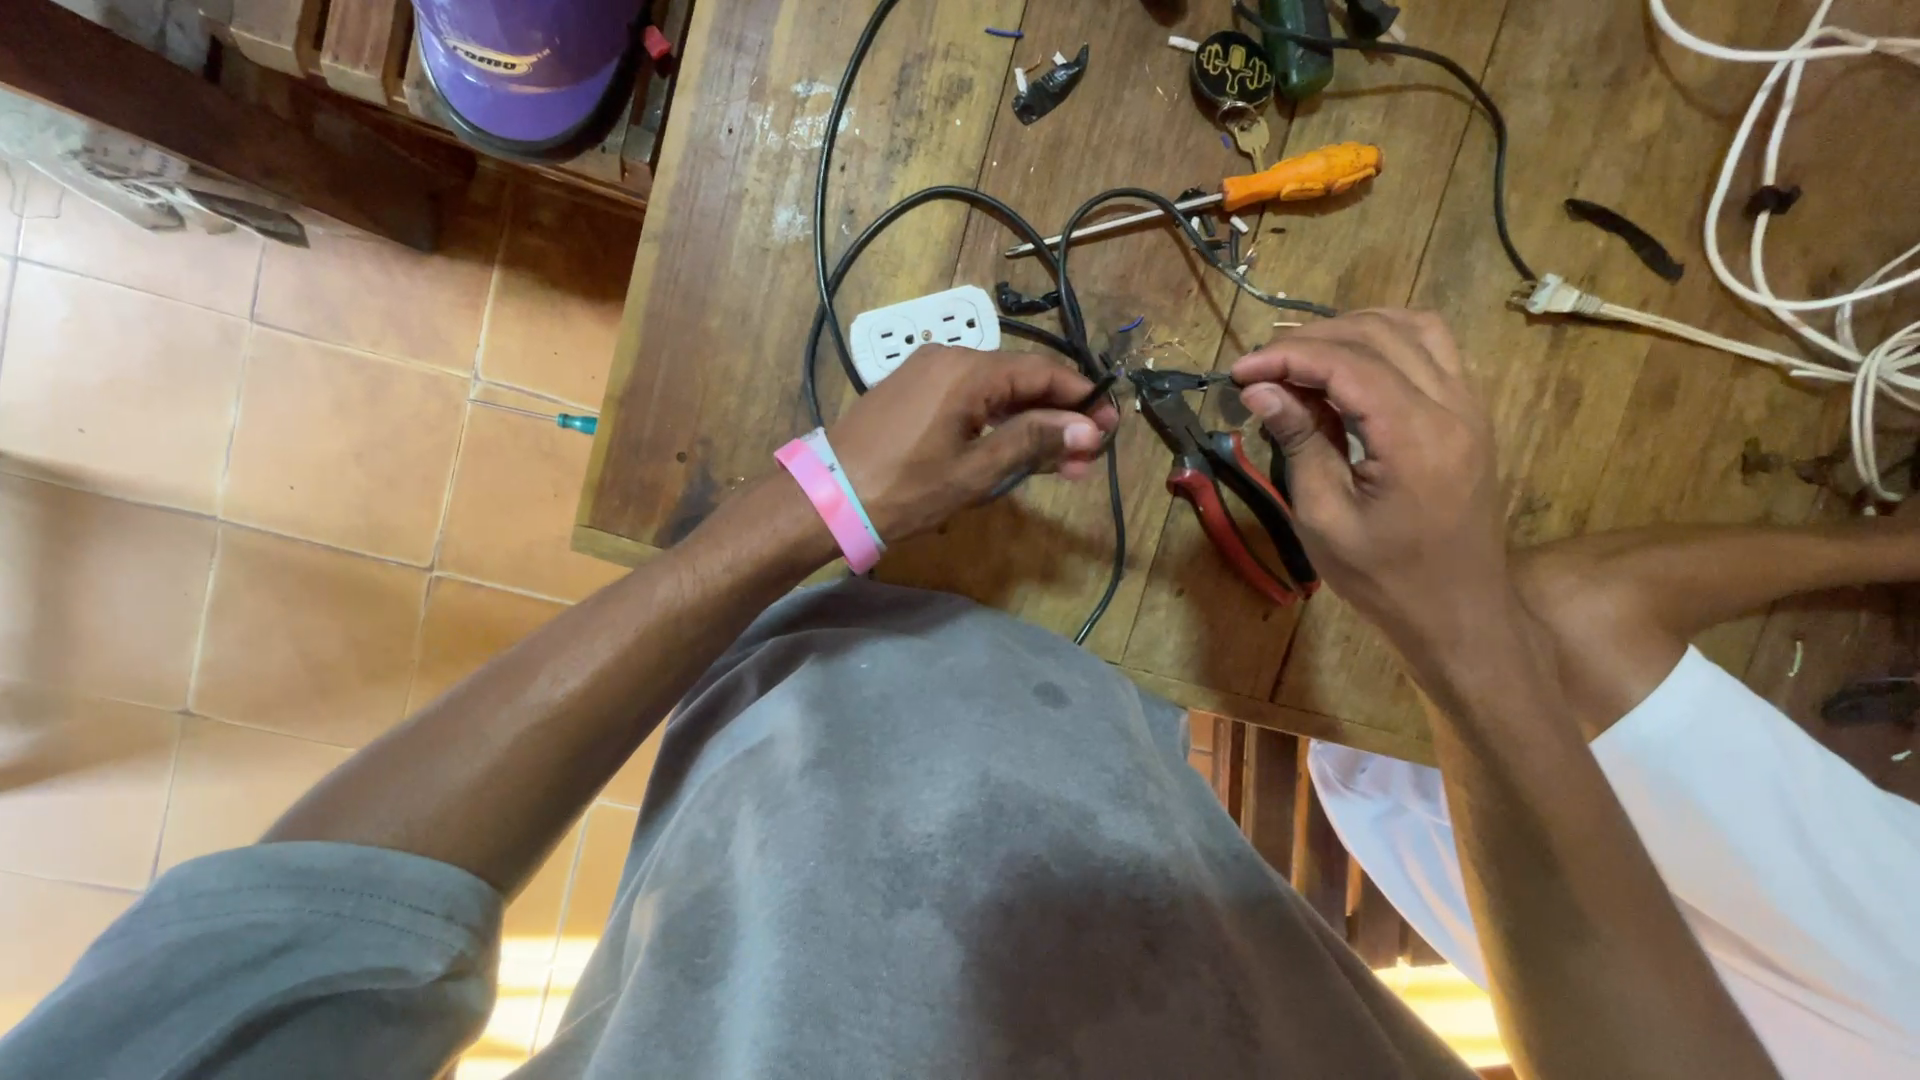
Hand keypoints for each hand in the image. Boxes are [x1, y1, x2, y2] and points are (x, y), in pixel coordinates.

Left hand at [829, 346, 1119, 541]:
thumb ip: (1033, 442)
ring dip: (1029, 424)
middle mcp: (948, 358)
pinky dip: (996, 422)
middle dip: (1058, 417)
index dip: (1082, 399)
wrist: (825, 499)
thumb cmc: (902, 490)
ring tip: (1060, 464)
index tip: (1111, 427)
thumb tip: (1090, 428)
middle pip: (1020, 380)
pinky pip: (968, 399)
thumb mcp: (974, 471)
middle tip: (1087, 459)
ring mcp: (925, 373)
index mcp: (966, 370)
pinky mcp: (911, 392)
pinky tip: (1015, 449)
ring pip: (995, 392)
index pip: (1042, 373)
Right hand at [1231, 311, 1511, 655]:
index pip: (1347, 364)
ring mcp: (1470, 406)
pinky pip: (1435, 348)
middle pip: (1378, 336)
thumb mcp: (1324, 517)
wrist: (1458, 611)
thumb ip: (1299, 443)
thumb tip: (1259, 390)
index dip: (1287, 358)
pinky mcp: (1471, 414)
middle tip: (1260, 369)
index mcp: (1415, 437)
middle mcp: (1453, 406)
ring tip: (1301, 357)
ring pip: (1413, 328)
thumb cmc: (1382, 577)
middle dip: (1310, 341)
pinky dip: (1387, 340)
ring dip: (1352, 330)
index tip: (1238, 372)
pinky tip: (1350, 363)